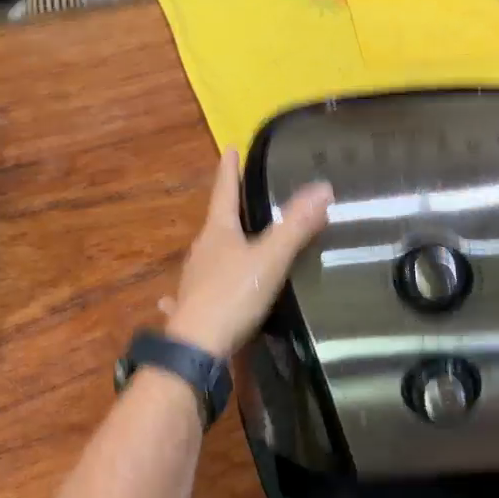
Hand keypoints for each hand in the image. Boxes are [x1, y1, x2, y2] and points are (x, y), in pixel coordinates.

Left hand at [160, 149, 331, 359]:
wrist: (198, 348)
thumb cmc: (233, 296)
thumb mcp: (270, 258)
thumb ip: (295, 225)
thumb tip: (322, 187)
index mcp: (218, 233)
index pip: (225, 193)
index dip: (229, 171)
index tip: (229, 149)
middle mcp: (202, 252)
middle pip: (217, 224)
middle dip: (228, 210)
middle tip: (241, 197)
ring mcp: (194, 281)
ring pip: (208, 256)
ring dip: (218, 246)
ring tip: (229, 242)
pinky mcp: (192, 309)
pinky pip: (195, 292)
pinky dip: (197, 288)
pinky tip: (175, 297)